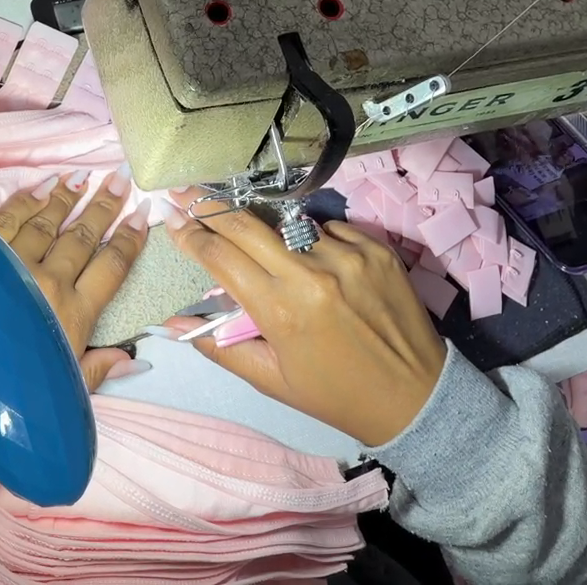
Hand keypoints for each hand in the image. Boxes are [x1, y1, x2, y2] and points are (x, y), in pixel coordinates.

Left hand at [0, 170, 149, 388]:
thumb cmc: (11, 391)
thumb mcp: (62, 389)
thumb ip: (98, 368)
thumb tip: (134, 360)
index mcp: (73, 313)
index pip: (112, 266)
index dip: (130, 238)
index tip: (142, 213)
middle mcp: (48, 282)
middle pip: (83, 235)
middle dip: (104, 205)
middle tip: (121, 178)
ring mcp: (13, 265)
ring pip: (48, 222)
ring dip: (68, 196)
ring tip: (86, 178)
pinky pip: (8, 220)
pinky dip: (27, 200)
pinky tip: (43, 186)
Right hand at [163, 210, 446, 446]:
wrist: (415, 396)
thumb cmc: (335, 393)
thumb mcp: (272, 380)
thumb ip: (219, 346)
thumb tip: (171, 322)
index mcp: (279, 310)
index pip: (219, 256)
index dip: (190, 235)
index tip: (172, 219)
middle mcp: (309, 274)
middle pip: (244, 223)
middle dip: (208, 205)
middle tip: (186, 190)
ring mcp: (345, 254)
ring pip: (285, 223)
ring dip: (266, 229)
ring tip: (264, 242)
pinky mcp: (374, 246)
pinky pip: (327, 227)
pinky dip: (312, 238)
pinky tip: (317, 260)